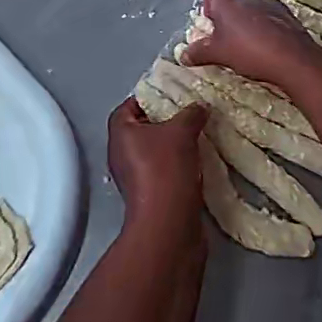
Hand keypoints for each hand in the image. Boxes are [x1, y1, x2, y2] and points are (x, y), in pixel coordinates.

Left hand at [107, 96, 206, 228]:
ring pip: (155, 151)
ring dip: (174, 144)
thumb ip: (191, 113)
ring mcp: (134, 177)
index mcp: (120, 132)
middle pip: (143, 127)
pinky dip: (179, 164)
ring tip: (198, 134)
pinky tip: (199, 160)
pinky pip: (163, 171)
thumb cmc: (165, 169)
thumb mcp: (182, 131)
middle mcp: (121, 153)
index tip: (172, 94)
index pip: (130, 105)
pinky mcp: (150, 196)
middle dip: (166, 120)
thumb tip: (200, 105)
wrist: (169, 226)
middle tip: (189, 112)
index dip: (150, 96)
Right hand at [181, 0, 321, 92]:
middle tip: (220, 24)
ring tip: (239, 31)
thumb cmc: (249, 50)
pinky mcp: (282, 9)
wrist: (292, 58)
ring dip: (241, 8)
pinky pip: (263, 6)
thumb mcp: (218, 53)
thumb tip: (184, 55)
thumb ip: (199, 52)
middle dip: (223, 2)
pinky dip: (258, 16)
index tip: (207, 15)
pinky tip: (259, 35)